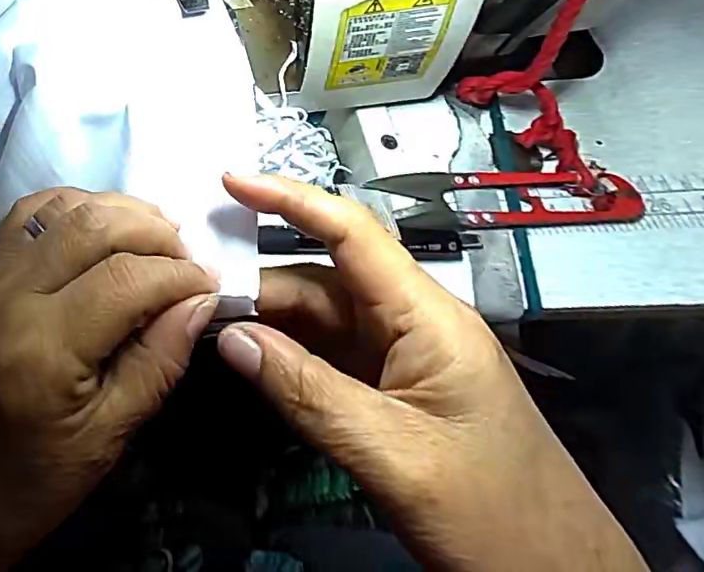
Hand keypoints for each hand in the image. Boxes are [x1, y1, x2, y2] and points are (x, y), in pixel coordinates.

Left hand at [0, 189, 219, 571]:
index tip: (210, 281)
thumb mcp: (110, 434)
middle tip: (185, 254)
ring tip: (155, 231)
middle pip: (92, 226)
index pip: (123, 280)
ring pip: (61, 206)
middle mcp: (9, 293)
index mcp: (42, 346)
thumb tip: (202, 298)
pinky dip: (73, 203)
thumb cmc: (37, 473)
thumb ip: (158, 359)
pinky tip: (102, 220)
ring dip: (116, 209)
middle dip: (151, 230)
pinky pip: (29, 210)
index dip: (177, 273)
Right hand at [221, 174, 648, 571]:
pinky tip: (249, 356)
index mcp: (429, 319)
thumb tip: (231, 340)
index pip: (351, 232)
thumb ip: (309, 394)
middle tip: (198, 286)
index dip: (289, 198)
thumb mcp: (398, 458)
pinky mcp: (385, 383)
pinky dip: (281, 349)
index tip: (233, 182)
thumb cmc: (506, 522)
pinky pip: (321, 349)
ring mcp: (397, 353)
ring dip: (265, 317)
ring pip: (314, 313)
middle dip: (259, 278)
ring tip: (212, 323)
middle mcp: (409, 322)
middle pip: (319, 276)